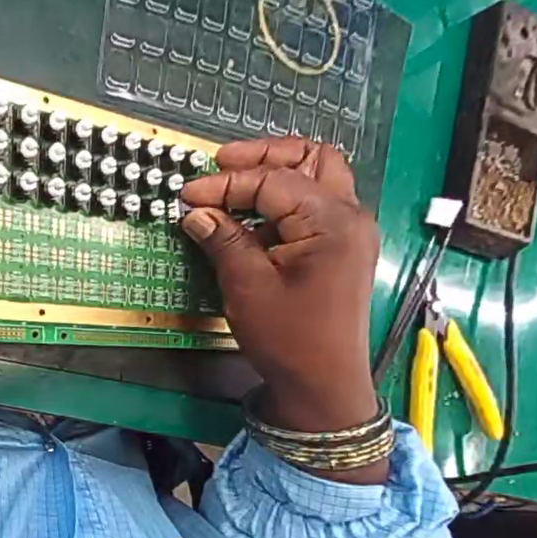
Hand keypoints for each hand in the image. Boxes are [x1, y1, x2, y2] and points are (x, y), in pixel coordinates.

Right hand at [179, 138, 381, 443]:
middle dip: (263, 156)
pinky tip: (249, 217)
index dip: (225, 183)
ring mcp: (348, 231)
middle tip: (220, 164)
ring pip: (317, 177)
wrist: (321, 381)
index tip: (188, 195)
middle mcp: (348, 216)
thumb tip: (197, 213)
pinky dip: (280, 200)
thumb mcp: (247, 286)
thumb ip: (224, 240)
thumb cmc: (288, 337)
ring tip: (233, 185)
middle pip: (311, 159)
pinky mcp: (338, 248)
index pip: (274, 180)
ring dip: (276, 173)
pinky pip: (312, 206)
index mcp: (331, 222)